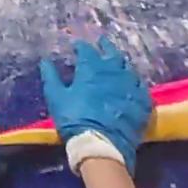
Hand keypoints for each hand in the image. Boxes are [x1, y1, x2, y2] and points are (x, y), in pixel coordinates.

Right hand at [40, 37, 152, 174]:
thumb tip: (45, 61)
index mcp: (91, 69)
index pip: (87, 50)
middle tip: (100, 41)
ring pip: (128, 67)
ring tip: (117, 60)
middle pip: (112, 53)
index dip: (81, 45)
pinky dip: (136, 81)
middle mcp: (113, 73)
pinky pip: (141, 87)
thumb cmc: (74, 118)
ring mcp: (130, 87)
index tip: (76, 45)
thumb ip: (51, 76)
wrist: (101, 145)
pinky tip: (133, 81)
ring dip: (121, 61)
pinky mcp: (142, 103)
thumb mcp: (56, 96)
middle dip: (105, 45)